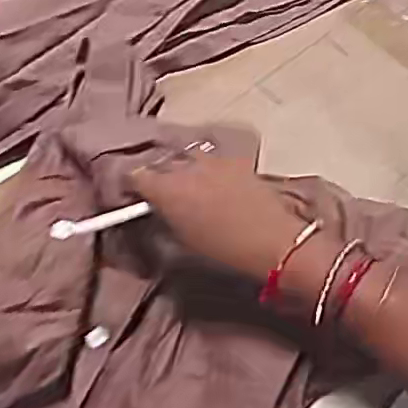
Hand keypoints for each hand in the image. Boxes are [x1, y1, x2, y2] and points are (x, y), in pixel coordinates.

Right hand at [127, 146, 307, 281]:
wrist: (274, 241)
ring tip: (191, 187)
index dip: (133, 186)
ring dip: (185, 169)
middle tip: (162, 193)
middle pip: (162, 162)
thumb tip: (157, 211)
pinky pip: (213, 161)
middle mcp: (187, 167)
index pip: (136, 176)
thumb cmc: (224, 250)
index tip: (135, 197)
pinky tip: (217, 185)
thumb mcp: (183, 242)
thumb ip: (165, 220)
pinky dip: (209, 170)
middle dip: (159, 175)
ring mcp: (215, 160)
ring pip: (188, 157)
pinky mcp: (238, 162)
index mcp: (167, 188)